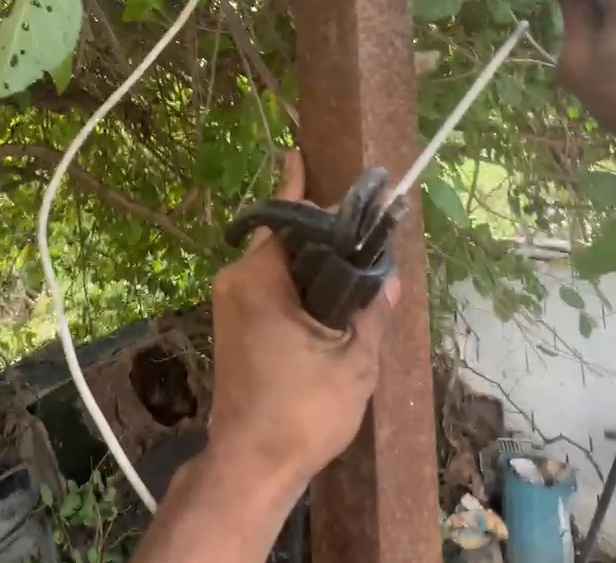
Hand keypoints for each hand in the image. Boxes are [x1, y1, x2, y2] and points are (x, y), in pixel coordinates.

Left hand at [204, 151, 399, 491]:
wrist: (251, 462)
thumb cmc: (302, 410)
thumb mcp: (353, 363)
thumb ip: (370, 312)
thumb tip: (387, 276)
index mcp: (260, 278)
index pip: (285, 216)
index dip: (302, 189)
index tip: (302, 153)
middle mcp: (236, 279)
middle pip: (280, 237)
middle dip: (315, 229)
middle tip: (356, 225)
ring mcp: (228, 301)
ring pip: (273, 263)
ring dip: (306, 259)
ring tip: (349, 261)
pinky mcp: (229, 321)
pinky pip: (264, 284)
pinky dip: (293, 280)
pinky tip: (324, 294)